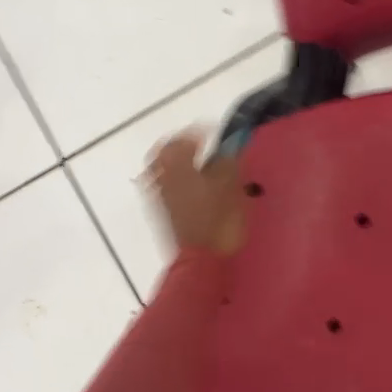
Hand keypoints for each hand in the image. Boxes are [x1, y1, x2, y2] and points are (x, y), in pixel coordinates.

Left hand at [147, 130, 245, 256]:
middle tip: (198, 142)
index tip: (215, 132)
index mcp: (180, 166)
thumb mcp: (231, 187)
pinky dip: (172, 177)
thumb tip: (233, 141)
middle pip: (162, 151)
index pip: (184, 138)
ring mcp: (160, 195)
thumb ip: (229, 160)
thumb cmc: (219, 221)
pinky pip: (161, 184)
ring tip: (193, 161)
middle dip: (178, 142)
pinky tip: (189, 184)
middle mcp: (164, 177)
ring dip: (173, 159)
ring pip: (159, 167)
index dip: (200, 131)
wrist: (201, 261)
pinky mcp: (161, 212)